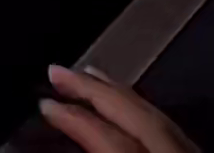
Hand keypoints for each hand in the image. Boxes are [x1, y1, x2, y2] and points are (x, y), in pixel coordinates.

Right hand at [41, 65, 199, 152]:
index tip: (45, 102)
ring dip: (116, 91)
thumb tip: (70, 126)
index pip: (110, 138)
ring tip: (86, 72)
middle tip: (55, 69)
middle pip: (134, 112)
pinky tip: (127, 101)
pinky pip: (168, 123)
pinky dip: (142, 106)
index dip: (74, 118)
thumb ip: (101, 150)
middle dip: (91, 88)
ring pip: (156, 113)